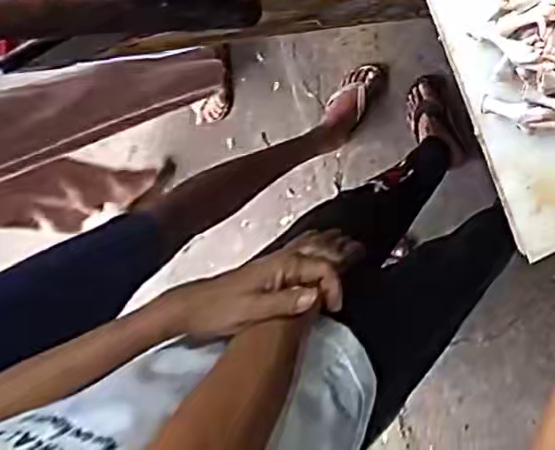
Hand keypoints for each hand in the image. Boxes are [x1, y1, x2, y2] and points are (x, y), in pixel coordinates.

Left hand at [156, 231, 362, 341]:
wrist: (191, 306)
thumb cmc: (219, 310)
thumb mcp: (250, 312)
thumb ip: (284, 303)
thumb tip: (315, 296)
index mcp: (284, 264)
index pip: (323, 268)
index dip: (334, 286)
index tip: (335, 308)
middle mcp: (286, 255)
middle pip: (324, 249)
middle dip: (344, 252)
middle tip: (363, 256)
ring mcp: (279, 257)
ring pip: (315, 244)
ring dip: (334, 244)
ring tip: (352, 246)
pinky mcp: (274, 264)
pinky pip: (305, 246)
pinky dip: (319, 242)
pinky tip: (322, 242)